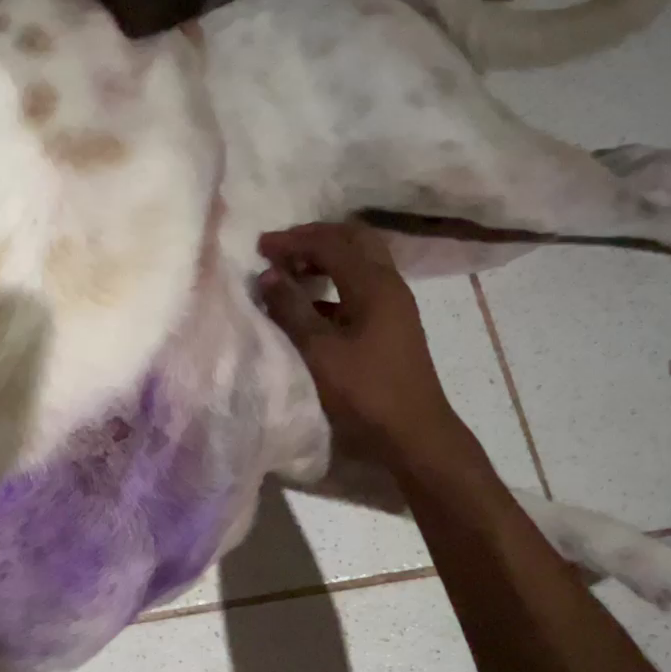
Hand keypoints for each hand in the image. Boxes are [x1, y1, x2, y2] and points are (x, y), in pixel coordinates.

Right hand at [257, 222, 467, 461]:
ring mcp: (393, 305)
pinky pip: (359, 287)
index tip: (259, 246)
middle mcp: (389, 285)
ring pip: (359, 263)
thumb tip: (268, 275)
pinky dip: (332, 283)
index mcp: (373, 285)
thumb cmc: (363, 391)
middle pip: (354, 241)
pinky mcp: (390, 325)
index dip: (293, 241)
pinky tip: (309, 304)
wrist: (412, 432)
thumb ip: (291, 310)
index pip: (331, 244)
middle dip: (315, 239)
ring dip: (325, 259)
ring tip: (290, 271)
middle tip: (280, 249)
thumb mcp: (318, 351)